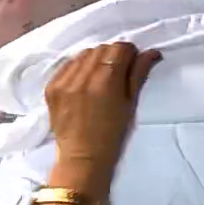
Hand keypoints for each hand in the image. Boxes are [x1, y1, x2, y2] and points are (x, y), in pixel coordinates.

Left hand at [44, 41, 160, 198]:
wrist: (82, 156)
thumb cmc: (112, 133)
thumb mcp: (130, 103)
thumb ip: (139, 73)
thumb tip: (152, 52)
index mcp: (106, 82)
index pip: (119, 48)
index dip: (129, 52)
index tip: (131, 62)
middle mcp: (83, 78)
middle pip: (101, 48)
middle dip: (112, 54)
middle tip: (117, 70)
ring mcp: (64, 82)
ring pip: (84, 54)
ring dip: (95, 59)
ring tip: (99, 76)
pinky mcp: (51, 87)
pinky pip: (67, 64)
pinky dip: (78, 67)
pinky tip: (83, 81)